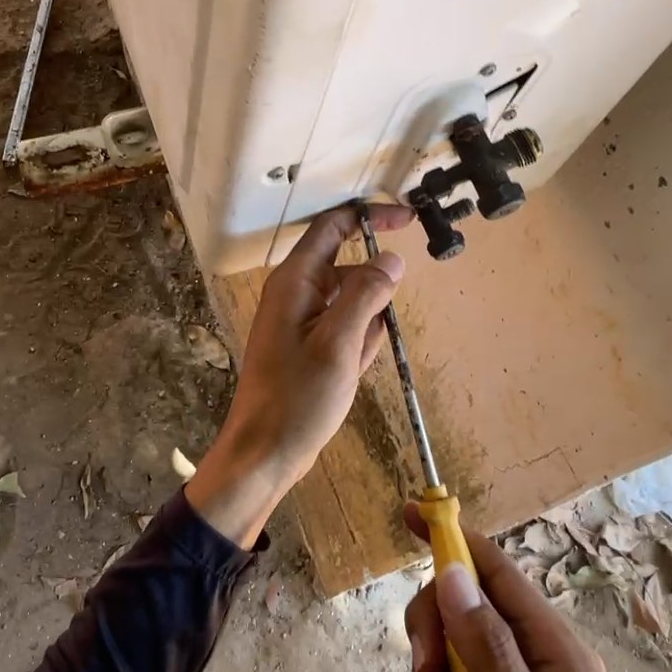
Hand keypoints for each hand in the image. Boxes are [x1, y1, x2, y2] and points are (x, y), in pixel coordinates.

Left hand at [185, 204, 411, 545]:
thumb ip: (366, 295)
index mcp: (295, 280)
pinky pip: (344, 332)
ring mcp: (300, 319)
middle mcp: (295, 292)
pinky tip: (348, 377)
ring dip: (365, 330)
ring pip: (352, 305)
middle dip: (371, 299)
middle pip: (348, 270)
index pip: (334, 227)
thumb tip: (392, 258)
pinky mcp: (307, 345)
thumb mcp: (340, 343)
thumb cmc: (298, 398)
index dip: (370, 217)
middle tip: (366, 339)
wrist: (263, 454)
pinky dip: (356, 348)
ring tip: (350, 367)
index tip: (408, 219)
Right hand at [403, 504, 606, 671]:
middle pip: (466, 600)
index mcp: (556, 643)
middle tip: (425, 670)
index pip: (498, 567)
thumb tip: (453, 572)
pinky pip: (455, 664)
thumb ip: (489, 642)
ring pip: (454, 635)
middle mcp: (537, 651)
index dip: (453, 535)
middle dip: (434, 622)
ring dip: (432, 659)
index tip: (412, 510)